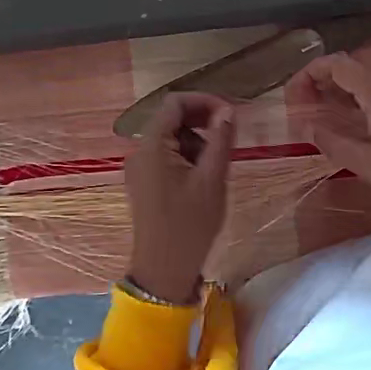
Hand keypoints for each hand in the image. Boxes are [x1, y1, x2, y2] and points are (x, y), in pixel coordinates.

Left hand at [124, 92, 235, 303]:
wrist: (164, 268)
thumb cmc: (190, 224)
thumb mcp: (212, 179)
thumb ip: (220, 140)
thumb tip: (228, 111)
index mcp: (152, 146)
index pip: (175, 103)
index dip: (204, 101)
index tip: (231, 113)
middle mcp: (139, 152)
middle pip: (171, 119)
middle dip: (202, 122)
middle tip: (230, 137)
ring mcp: (139, 169)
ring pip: (171, 139)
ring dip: (197, 142)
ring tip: (217, 166)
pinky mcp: (144, 183)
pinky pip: (166, 157)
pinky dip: (188, 158)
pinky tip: (204, 178)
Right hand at [286, 54, 370, 205]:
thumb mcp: (364, 162)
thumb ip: (330, 140)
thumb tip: (304, 126)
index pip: (336, 64)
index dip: (308, 75)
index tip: (293, 97)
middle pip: (348, 66)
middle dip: (320, 82)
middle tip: (302, 108)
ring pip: (364, 75)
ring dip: (338, 89)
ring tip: (319, 114)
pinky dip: (357, 95)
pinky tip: (348, 117)